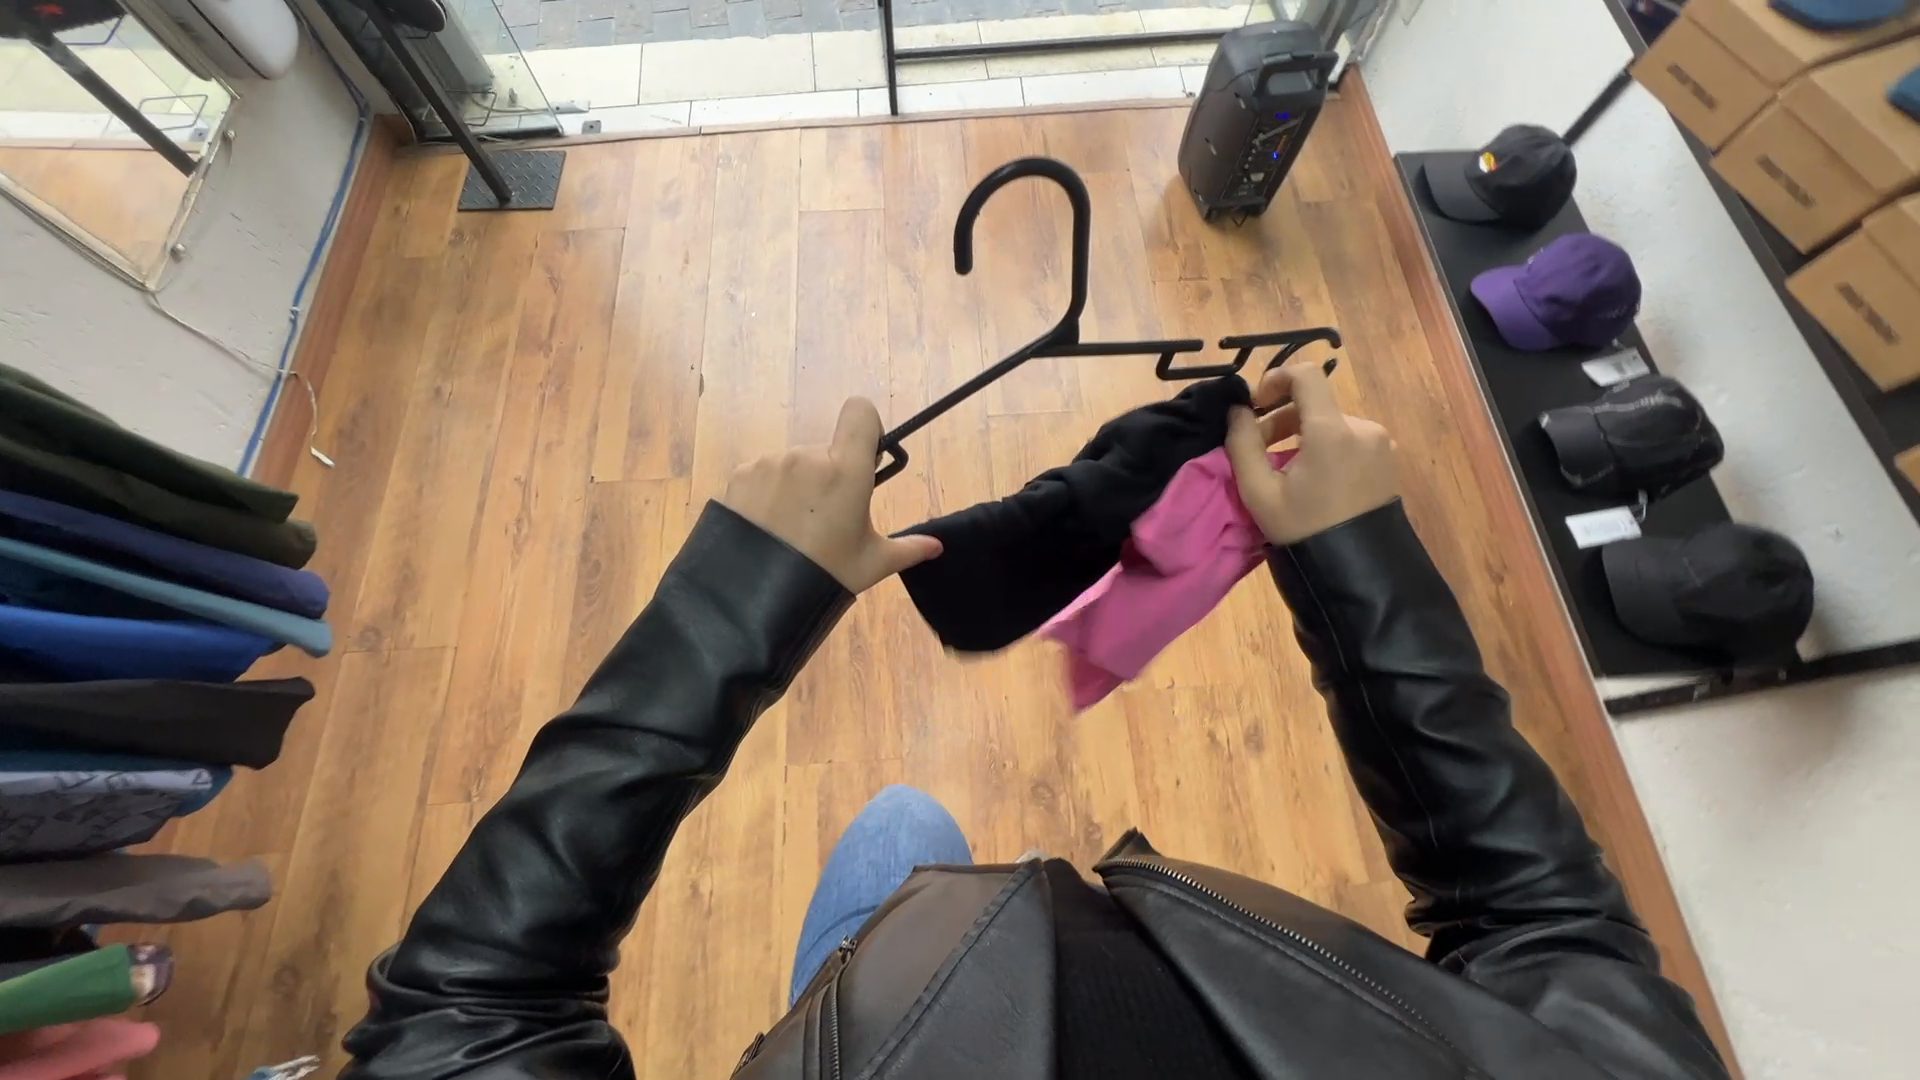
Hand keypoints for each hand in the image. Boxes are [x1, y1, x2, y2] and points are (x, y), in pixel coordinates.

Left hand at [722, 398, 941, 593]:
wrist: (755, 600)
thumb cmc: (825, 575)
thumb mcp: (872, 564)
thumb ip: (908, 548)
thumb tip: (936, 546)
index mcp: (845, 470)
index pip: (860, 411)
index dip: (867, 428)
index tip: (867, 458)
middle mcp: (806, 456)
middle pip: (827, 450)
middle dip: (831, 475)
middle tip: (828, 519)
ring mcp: (768, 464)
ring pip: (795, 465)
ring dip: (800, 487)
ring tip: (794, 530)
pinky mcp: (739, 476)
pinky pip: (764, 476)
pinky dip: (770, 495)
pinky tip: (768, 528)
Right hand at [1225, 359, 1397, 545]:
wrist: (1354, 568)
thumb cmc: (1301, 528)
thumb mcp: (1258, 490)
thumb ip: (1242, 442)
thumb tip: (1237, 410)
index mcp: (1330, 431)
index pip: (1306, 375)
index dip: (1275, 378)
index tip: (1255, 404)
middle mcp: (1361, 428)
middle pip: (1314, 404)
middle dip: (1280, 420)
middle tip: (1257, 452)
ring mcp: (1379, 442)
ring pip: (1329, 423)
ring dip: (1300, 436)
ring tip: (1283, 471)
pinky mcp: (1386, 458)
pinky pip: (1347, 439)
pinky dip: (1323, 447)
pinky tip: (1311, 478)